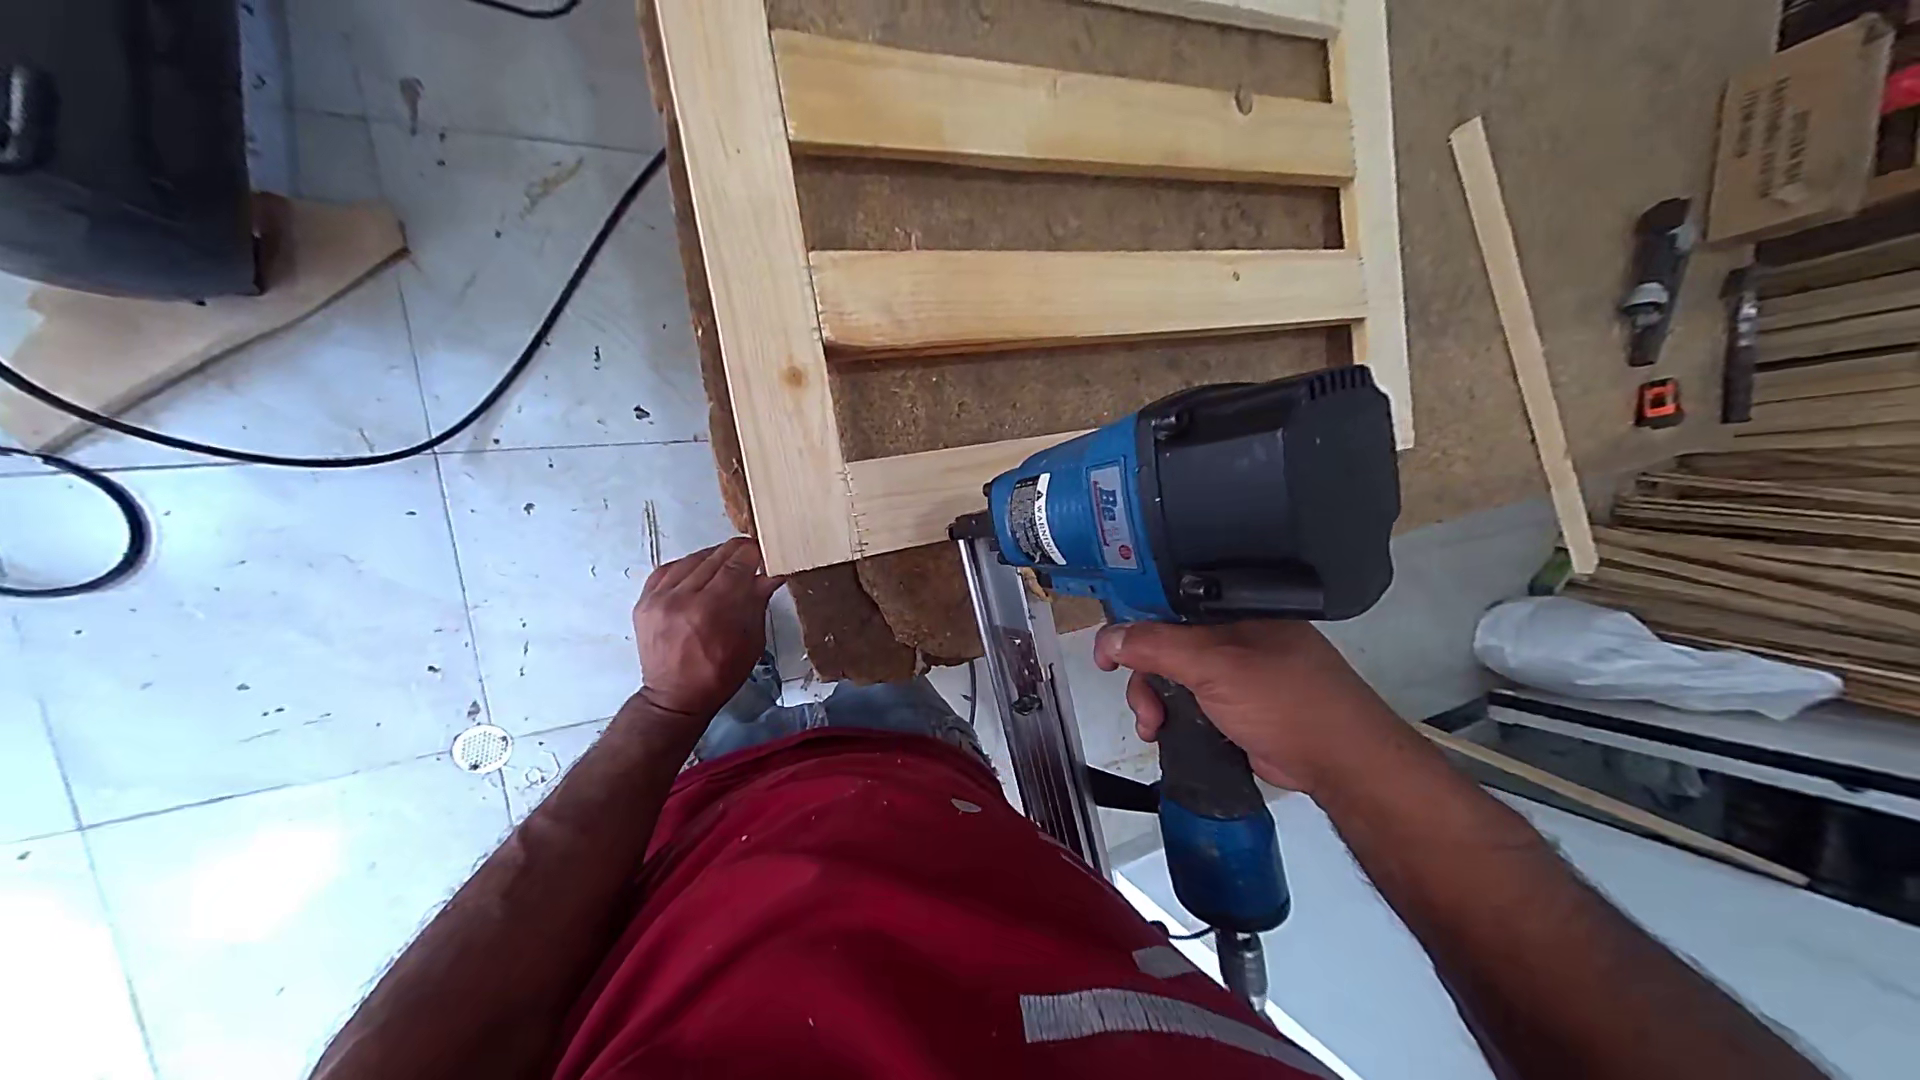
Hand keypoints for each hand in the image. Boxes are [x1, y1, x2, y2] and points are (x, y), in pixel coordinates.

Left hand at [633, 537, 784, 718]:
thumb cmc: (719, 675)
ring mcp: (658, 599)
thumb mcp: (751, 640)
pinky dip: (688, 566)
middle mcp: (681, 599)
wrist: (675, 697)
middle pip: (714, 558)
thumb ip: (758, 601)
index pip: (736, 564)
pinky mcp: (644, 602)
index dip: (753, 553)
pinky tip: (700, 570)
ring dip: (713, 558)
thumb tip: (772, 574)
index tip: (763, 551)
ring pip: (692, 559)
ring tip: (727, 563)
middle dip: (736, 553)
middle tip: (750, 555)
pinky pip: (669, 569)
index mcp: (711, 610)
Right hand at [1093, 620, 1407, 795]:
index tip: (1109, 650)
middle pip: (1163, 645)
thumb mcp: (1214, 664)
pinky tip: (1165, 733)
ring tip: (1153, 727)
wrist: (1338, 762)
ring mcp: (1234, 672)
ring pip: (1172, 677)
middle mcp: (1232, 636)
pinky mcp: (1235, 705)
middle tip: (1142, 706)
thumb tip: (1109, 638)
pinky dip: (1171, 716)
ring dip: (1153, 701)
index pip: (1168, 604)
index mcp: (1232, 611)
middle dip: (1143, 676)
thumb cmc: (1285, 700)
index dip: (1133, 623)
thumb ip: (1157, 646)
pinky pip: (1188, 702)